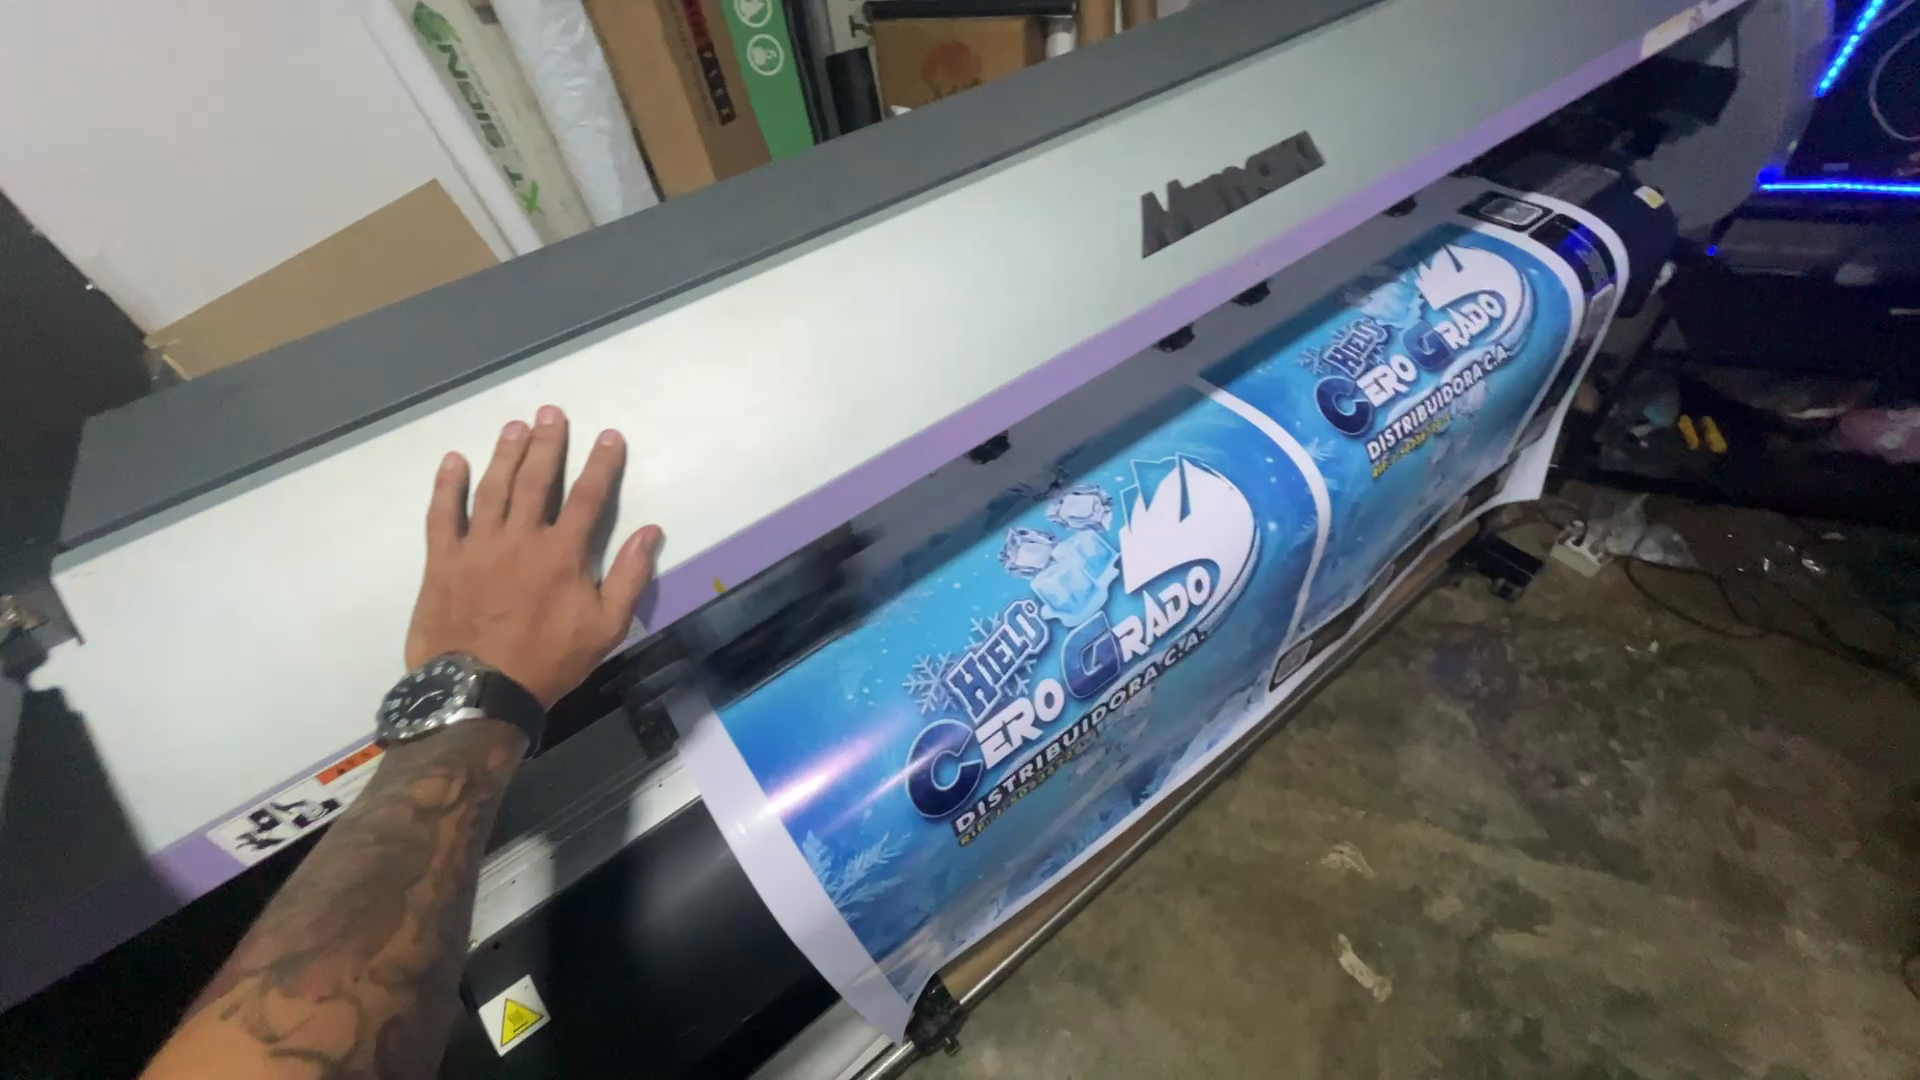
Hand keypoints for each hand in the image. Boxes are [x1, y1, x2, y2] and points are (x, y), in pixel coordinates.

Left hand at [406, 406, 663, 706]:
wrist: (477, 691)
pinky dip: (447, 486)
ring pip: (493, 488)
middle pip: (537, 481)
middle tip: (552, 413)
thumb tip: (651, 532)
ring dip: (506, 454)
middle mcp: (521, 538)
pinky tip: (454, 461)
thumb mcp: (607, 626)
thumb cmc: (550, 660)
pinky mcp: (442, 560)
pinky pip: (442, 514)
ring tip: (515, 426)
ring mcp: (477, 546)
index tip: (609, 436)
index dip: (602, 464)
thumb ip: (630, 576)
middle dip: (548, 444)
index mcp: (563, 554)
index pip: (589, 497)